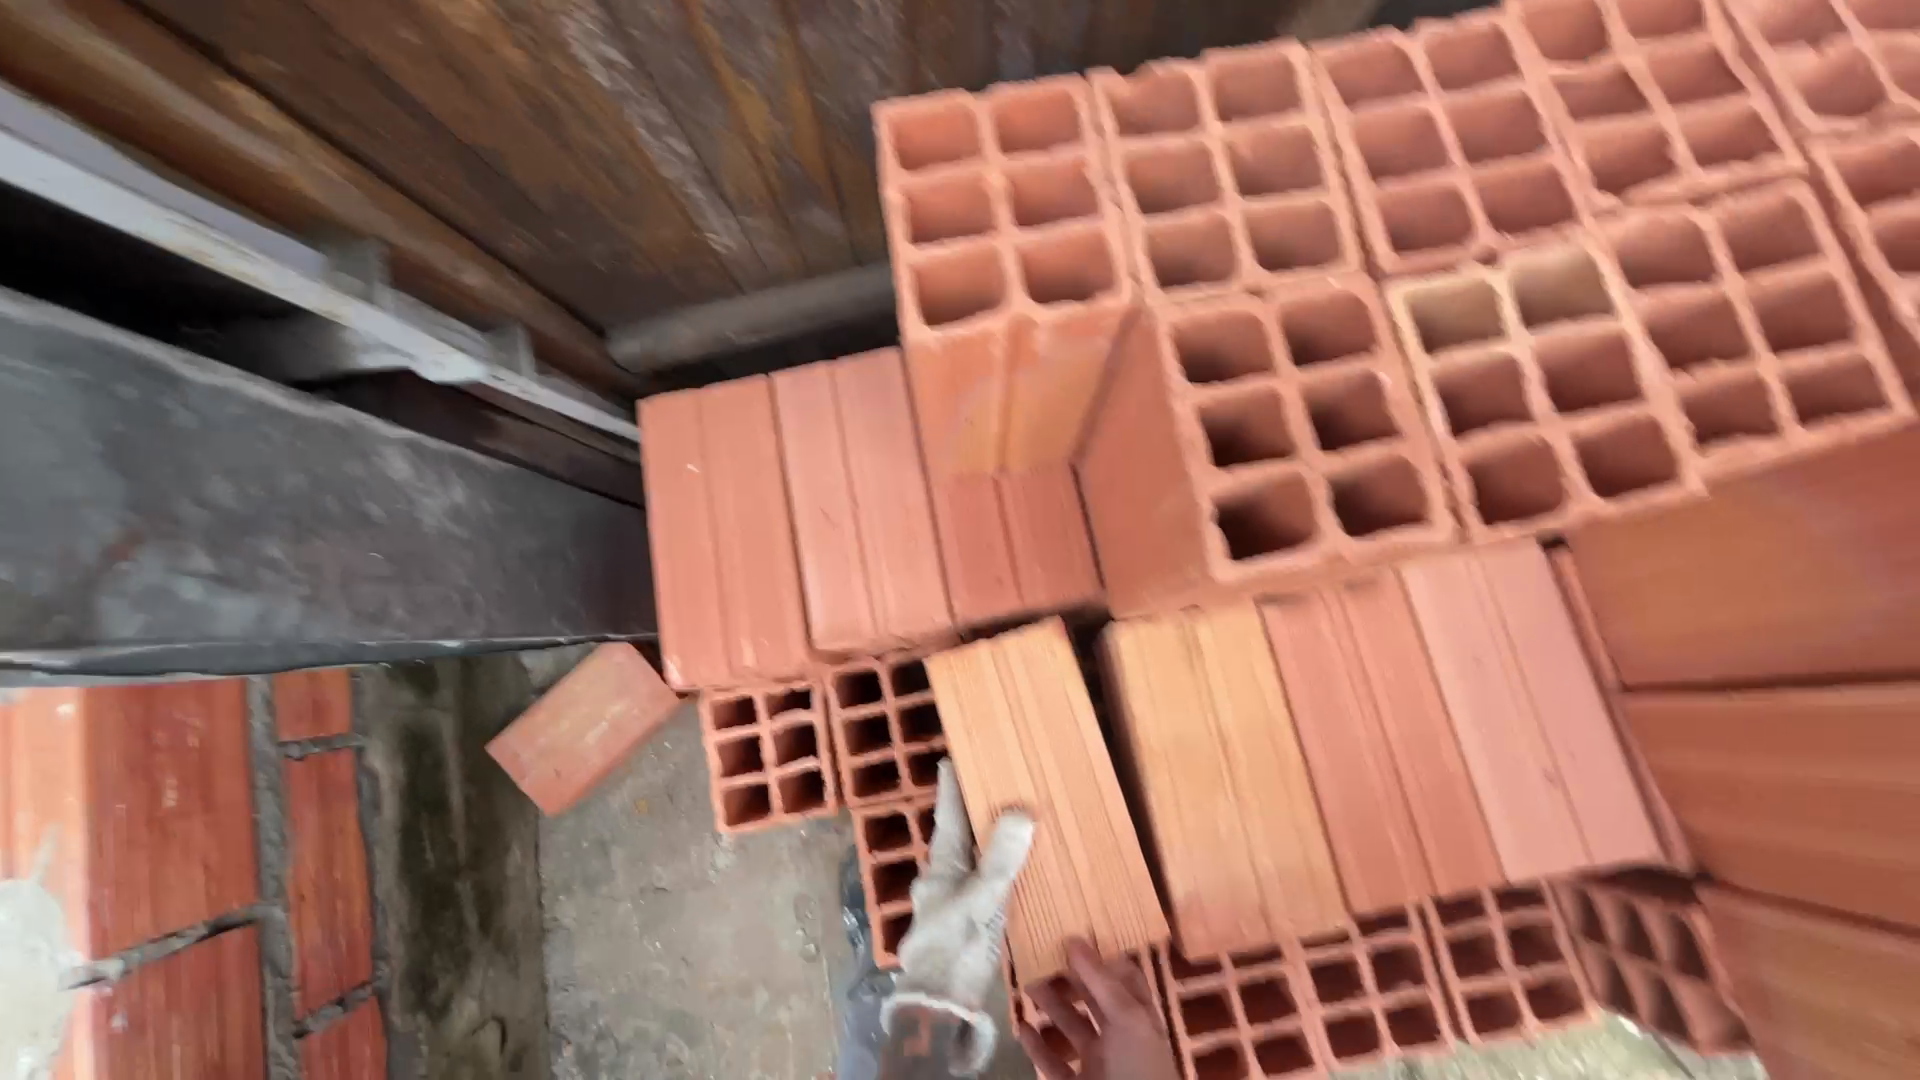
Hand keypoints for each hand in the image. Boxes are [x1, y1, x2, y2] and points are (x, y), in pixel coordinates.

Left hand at [882, 759, 1035, 1075]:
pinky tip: (1003, 881)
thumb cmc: (957, 946)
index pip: (946, 814)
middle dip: (968, 814)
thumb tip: (1019, 812)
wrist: (939, 1006)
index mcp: (941, 864)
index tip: (950, 758)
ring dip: (979, 846)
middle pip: (954, 837)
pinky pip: (974, 887)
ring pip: (964, 863)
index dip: (949, 786)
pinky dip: (987, 875)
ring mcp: (944, 904)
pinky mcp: (957, 927)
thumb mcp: (983, 898)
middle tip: (990, 789)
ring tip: (1004, 831)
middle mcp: (938, 879)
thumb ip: (1001, 858)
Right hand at [1017, 940, 1182, 1079]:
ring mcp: (1097, 1065)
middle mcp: (1120, 1038)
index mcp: (1139, 1018)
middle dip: (1068, 977)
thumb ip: (1100, 980)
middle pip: (1092, 999)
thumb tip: (1074, 939)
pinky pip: (1052, 1063)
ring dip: (1049, 1006)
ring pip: (1070, 1027)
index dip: (1102, 956)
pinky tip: (1022, 1027)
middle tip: (1040, 953)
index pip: (1123, 977)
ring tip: (1026, 983)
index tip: (1074, 933)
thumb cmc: (1137, 1069)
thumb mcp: (1127, 1019)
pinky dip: (1037, 1046)